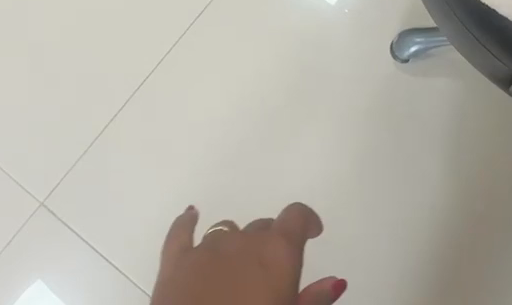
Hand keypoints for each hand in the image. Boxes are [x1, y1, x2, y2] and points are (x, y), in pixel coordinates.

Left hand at [152, 204, 344, 304]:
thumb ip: (313, 300)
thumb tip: (336, 282)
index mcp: (278, 252)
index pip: (297, 216)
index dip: (306, 221)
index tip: (312, 232)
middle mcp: (245, 240)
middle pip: (263, 227)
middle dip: (269, 245)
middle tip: (270, 277)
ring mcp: (207, 249)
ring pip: (228, 232)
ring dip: (237, 246)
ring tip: (237, 273)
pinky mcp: (175, 264)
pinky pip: (181, 232)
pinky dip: (187, 222)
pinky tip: (192, 215)